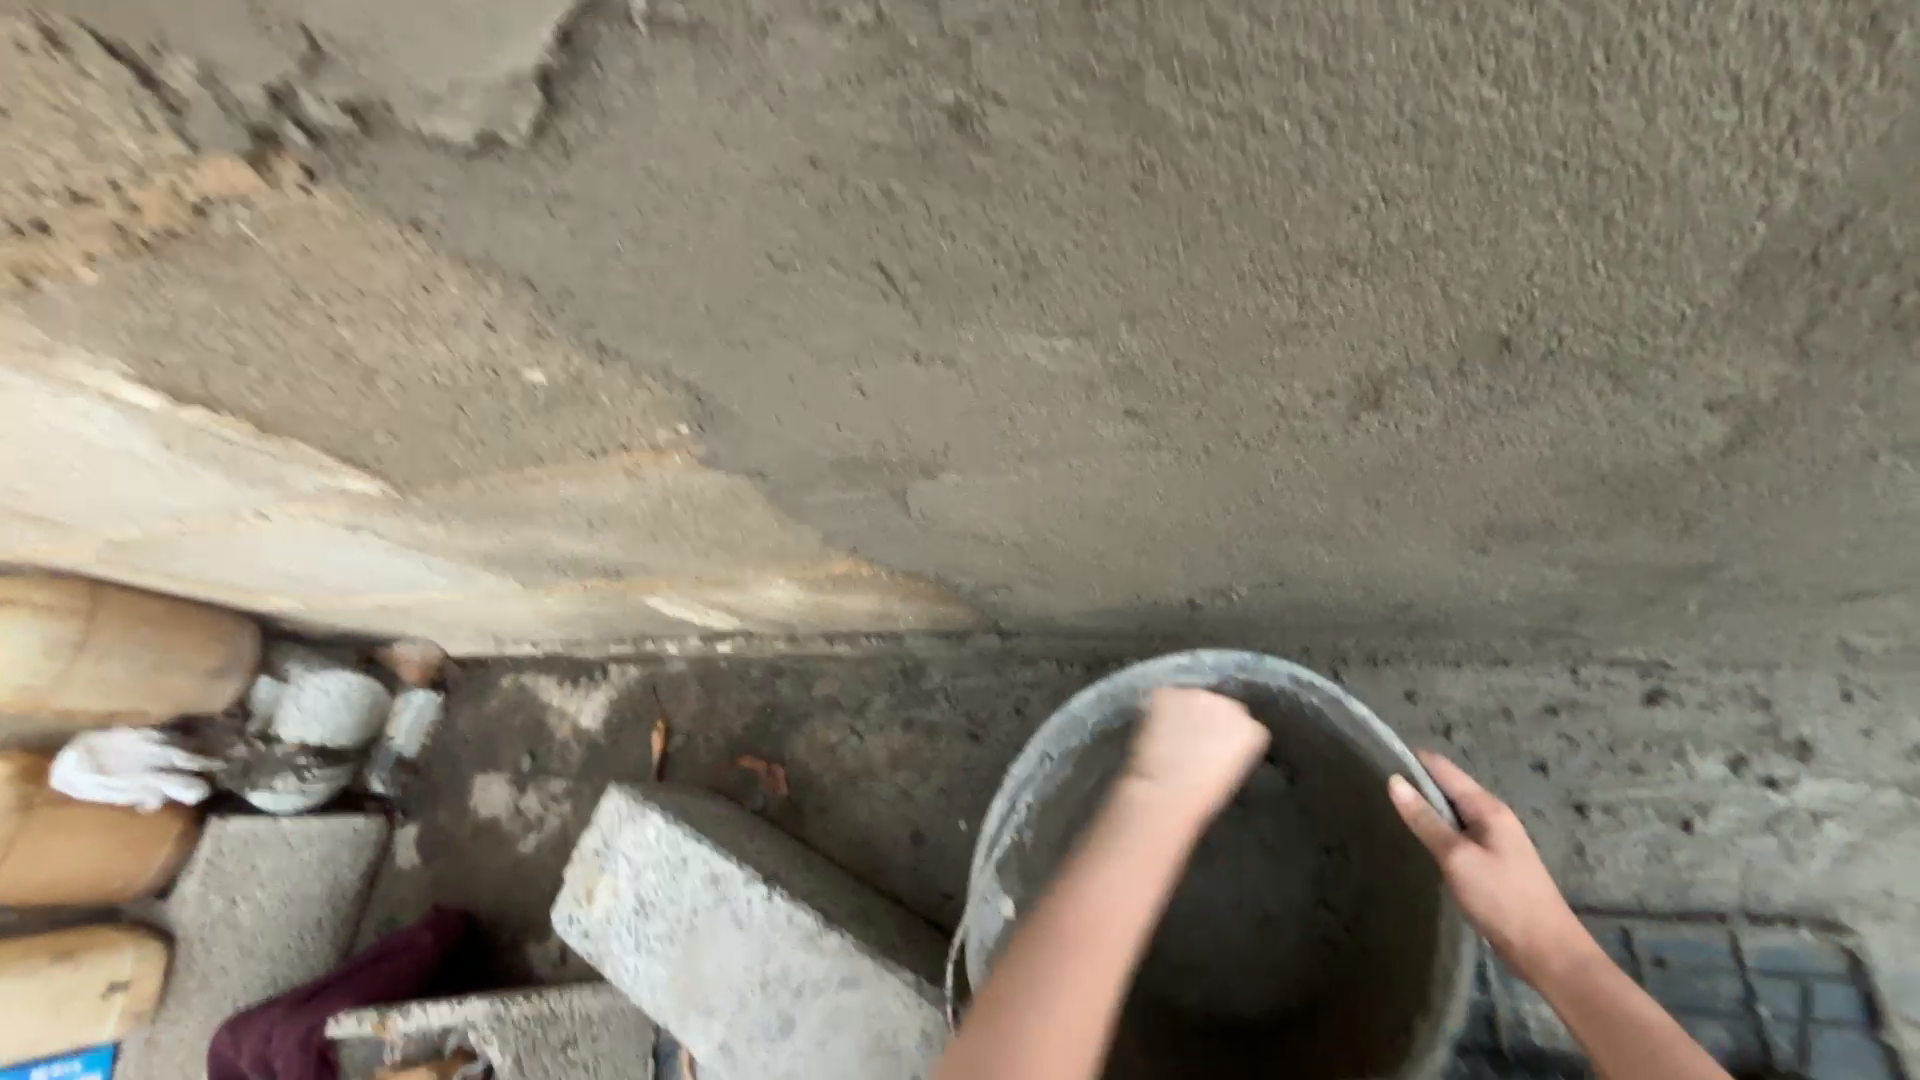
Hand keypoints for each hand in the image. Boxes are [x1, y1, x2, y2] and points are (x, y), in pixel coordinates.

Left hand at [1120, 688, 1270, 821]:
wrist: (1165, 791)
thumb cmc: (1203, 797)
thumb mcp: (1234, 772)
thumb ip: (1233, 747)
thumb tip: (1220, 740)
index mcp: (1254, 729)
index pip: (1244, 722)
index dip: (1227, 733)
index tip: (1217, 746)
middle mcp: (1231, 704)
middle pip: (1220, 704)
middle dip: (1209, 716)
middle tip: (1193, 737)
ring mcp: (1198, 694)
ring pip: (1192, 699)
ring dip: (1185, 710)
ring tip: (1172, 732)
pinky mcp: (1168, 693)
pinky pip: (1166, 698)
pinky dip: (1161, 709)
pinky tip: (1156, 726)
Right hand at [1388, 751, 1598, 981]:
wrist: (1547, 952)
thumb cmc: (1501, 898)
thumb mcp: (1456, 857)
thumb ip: (1424, 819)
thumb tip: (1394, 781)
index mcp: (1488, 808)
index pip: (1443, 768)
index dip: (1411, 759)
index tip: (1376, 755)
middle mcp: (1493, 817)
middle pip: (1447, 787)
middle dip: (1415, 782)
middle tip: (1374, 782)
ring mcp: (1494, 840)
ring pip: (1451, 811)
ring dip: (1424, 806)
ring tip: (1387, 805)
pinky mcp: (1491, 862)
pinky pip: (1457, 832)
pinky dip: (1435, 828)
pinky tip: (1418, 837)